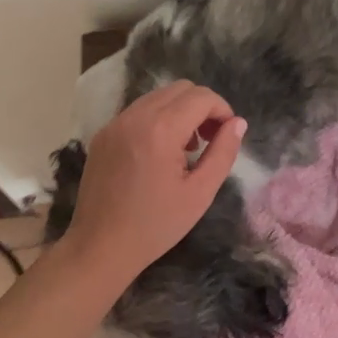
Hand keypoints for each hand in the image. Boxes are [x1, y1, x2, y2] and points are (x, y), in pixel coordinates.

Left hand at [60, 80, 246, 279]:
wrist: (99, 249)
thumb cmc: (154, 226)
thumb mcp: (200, 193)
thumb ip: (223, 153)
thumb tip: (238, 123)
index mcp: (161, 129)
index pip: (202, 97)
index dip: (222, 110)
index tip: (227, 134)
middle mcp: (136, 116)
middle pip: (181, 89)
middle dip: (202, 107)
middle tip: (209, 139)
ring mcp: (115, 123)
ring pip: (158, 96)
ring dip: (180, 111)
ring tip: (185, 147)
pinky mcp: (103, 134)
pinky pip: (138, 111)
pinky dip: (157, 119)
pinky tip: (159, 152)